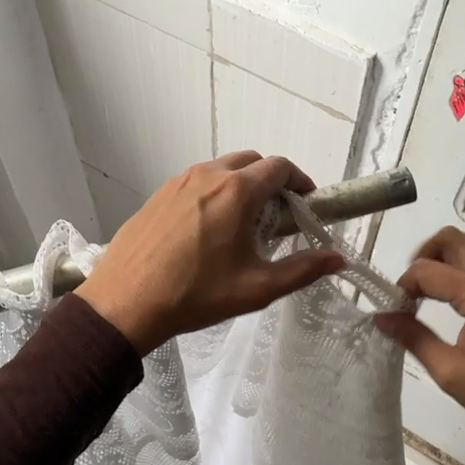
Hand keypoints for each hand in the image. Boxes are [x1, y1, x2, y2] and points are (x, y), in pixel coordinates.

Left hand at [74, 152, 347, 354]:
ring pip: (221, 169)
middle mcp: (208, 175)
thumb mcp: (257, 288)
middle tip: (277, 217)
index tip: (306, 205)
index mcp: (237, 191)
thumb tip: (340, 259)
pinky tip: (208, 230)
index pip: (280, 167)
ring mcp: (179, 181)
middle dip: (271, 182)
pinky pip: (196, 182)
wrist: (125, 302)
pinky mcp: (158, 194)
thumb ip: (303, 270)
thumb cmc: (196, 295)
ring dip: (241, 186)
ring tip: (243, 225)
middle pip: (252, 162)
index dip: (300, 182)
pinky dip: (214, 193)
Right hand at [375, 227, 464, 464]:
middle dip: (423, 256)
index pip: (429, 271)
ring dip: (447, 252)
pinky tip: (453, 291)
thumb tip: (380, 318)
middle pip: (452, 239)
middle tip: (412, 289)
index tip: (395, 310)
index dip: (404, 286)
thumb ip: (413, 337)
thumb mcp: (448, 371)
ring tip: (432, 283)